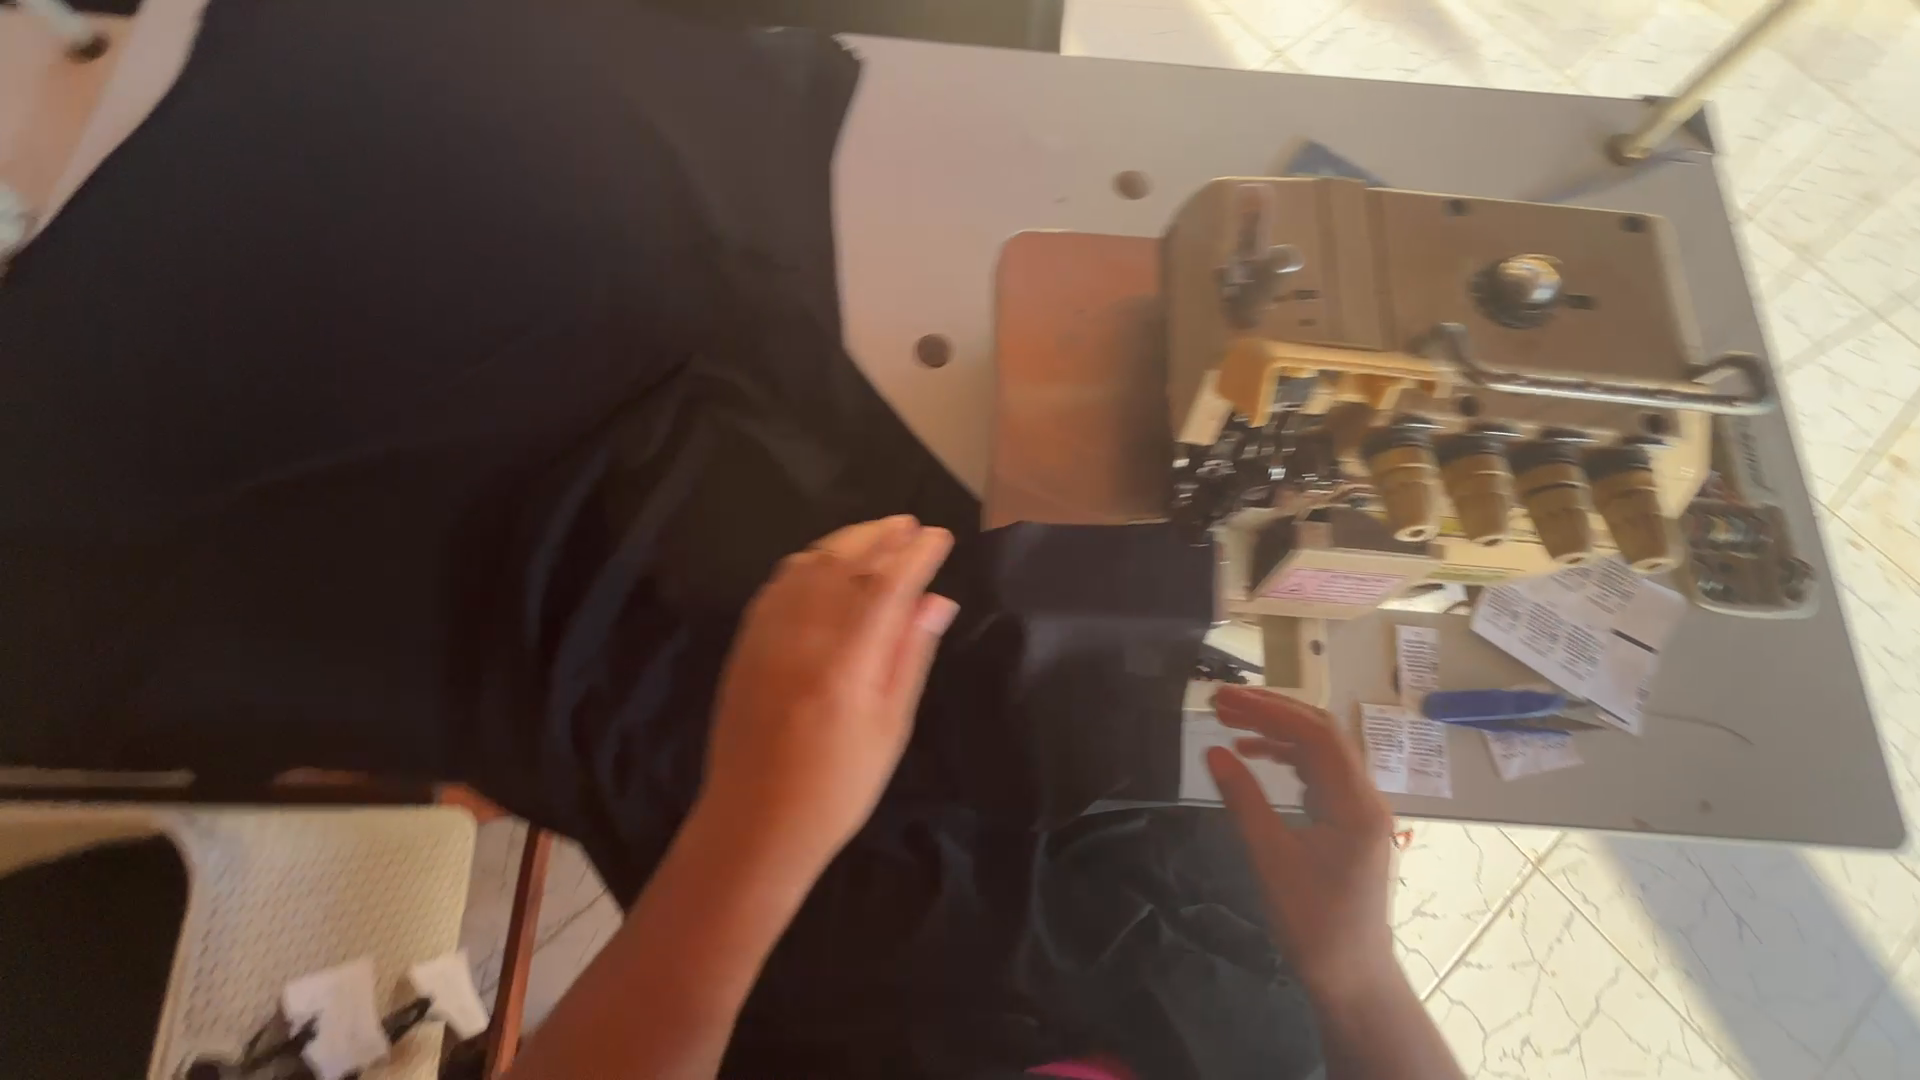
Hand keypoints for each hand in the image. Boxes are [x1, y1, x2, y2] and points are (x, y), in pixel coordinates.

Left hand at [698, 516, 957, 865]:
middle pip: (845, 563)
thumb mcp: (891, 726)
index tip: (938, 536)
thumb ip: (909, 655)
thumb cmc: (839, 785)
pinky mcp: (746, 644)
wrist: (756, 821)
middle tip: (909, 525)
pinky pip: (778, 585)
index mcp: (847, 660)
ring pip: (808, 566)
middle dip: (880, 536)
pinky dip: (807, 563)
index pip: (887, 585)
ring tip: (874, 535)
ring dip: (844, 542)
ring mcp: (768, 636)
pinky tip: (823, 564)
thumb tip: (936, 601)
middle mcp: (804, 636)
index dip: (916, 554)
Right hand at [1205, 685, 1398, 1004]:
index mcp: (1355, 803)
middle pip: (1321, 733)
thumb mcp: (1270, 857)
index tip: (1224, 700)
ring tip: (1231, 721)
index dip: (1268, 710)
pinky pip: (1318, 771)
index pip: (1315, 734)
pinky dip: (1285, 755)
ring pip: (1320, 749)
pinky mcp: (1348, 820)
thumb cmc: (1313, 921)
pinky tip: (1254, 755)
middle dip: (1271, 711)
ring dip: (1276, 730)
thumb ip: (1243, 799)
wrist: (1351, 976)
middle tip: (1223, 702)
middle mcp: (1365, 797)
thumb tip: (1214, 752)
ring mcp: (1360, 808)